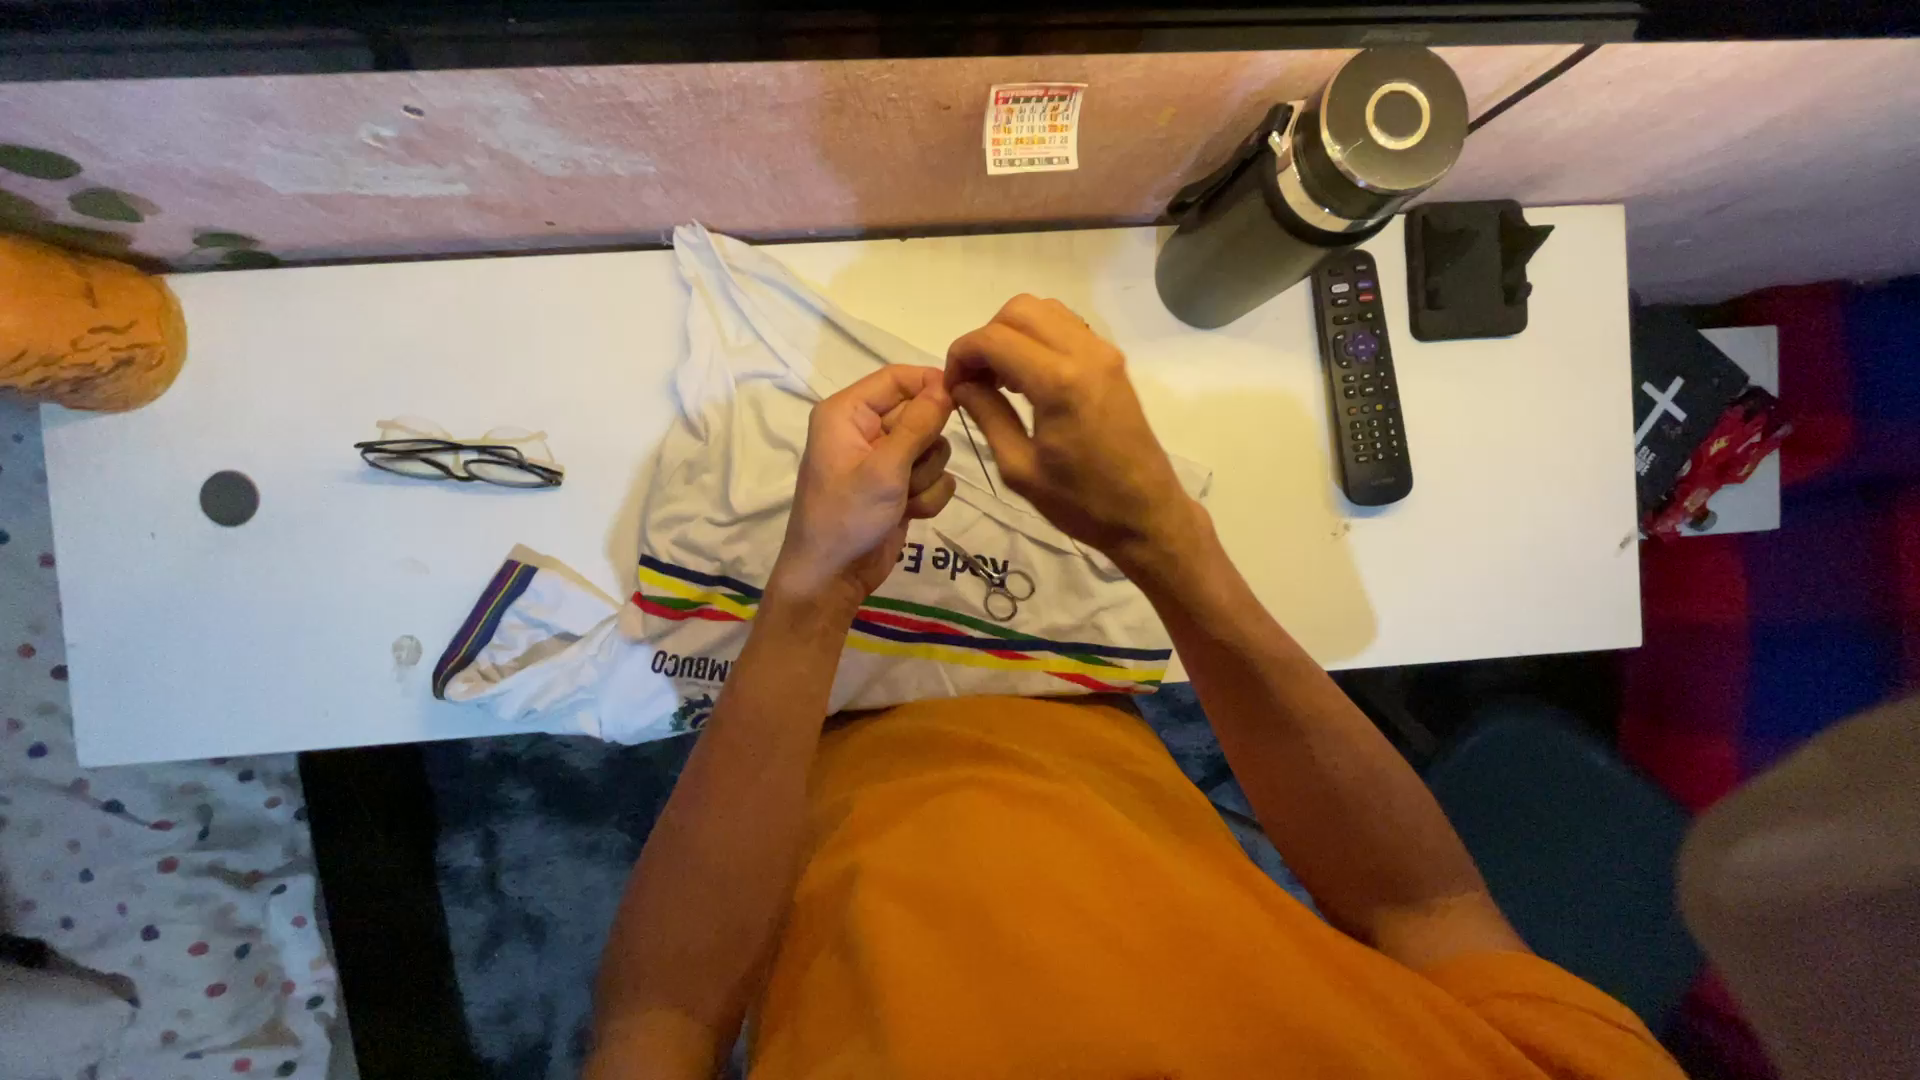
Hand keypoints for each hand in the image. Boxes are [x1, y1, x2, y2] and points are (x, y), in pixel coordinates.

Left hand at [772, 366, 956, 610]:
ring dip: (927, 476)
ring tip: (903, 497)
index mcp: (847, 413)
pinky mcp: (900, 487)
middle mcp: (865, 430)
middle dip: (926, 445)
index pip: (896, 378)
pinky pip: (934, 477)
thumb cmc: (848, 516)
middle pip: (921, 413)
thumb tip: (946, 386)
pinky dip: (928, 496)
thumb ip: (918, 424)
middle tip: (908, 470)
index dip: (931, 383)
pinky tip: (909, 513)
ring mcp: (884, 461)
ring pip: (933, 449)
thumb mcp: (884, 468)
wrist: (833, 577)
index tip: (963, 397)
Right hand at [945, 294, 1200, 572]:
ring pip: (1044, 310)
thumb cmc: (1080, 502)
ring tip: (1000, 378)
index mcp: (1058, 383)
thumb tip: (961, 385)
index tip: (953, 387)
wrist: (1145, 513)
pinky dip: (1037, 337)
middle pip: (1018, 310)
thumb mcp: (1019, 468)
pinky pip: (1066, 326)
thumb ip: (987, 415)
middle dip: (985, 338)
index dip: (962, 355)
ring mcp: (1103, 352)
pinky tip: (1028, 377)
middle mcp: (1084, 353)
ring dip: (1012, 333)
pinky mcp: (1112, 360)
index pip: (993, 339)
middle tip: (974, 380)